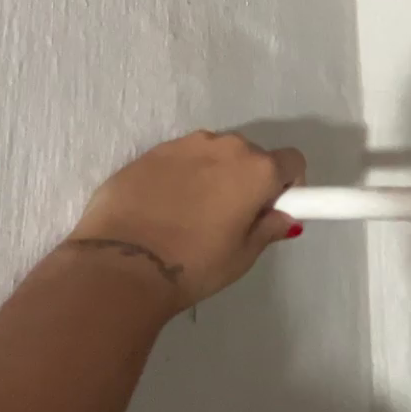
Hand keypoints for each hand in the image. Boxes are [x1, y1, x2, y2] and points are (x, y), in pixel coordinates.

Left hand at [65, 130, 305, 309]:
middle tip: (228, 217)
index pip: (293, 161)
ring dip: (212, 173)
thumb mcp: (241, 257)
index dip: (287, 185)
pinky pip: (179, 159)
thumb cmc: (192, 265)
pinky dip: (179, 176)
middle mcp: (227, 146)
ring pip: (213, 153)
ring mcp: (186, 145)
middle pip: (251, 155)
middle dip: (247, 179)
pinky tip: (161, 208)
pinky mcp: (150, 152)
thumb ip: (269, 229)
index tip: (270, 209)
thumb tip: (283, 217)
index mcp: (258, 169)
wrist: (117, 267)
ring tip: (189, 213)